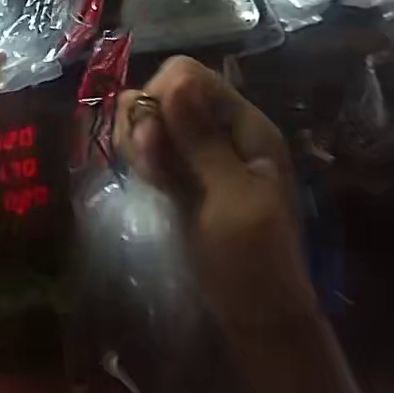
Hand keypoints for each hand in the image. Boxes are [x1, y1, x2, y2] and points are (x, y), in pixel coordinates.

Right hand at [114, 57, 316, 333]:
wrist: (254, 316)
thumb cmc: (252, 260)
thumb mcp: (231, 199)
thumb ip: (202, 140)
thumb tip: (175, 79)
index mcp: (246, 125)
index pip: (188, 76)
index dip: (161, 98)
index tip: (152, 139)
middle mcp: (221, 128)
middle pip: (164, 91)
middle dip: (146, 121)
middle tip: (149, 165)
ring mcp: (200, 150)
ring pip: (151, 117)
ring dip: (139, 140)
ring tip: (150, 178)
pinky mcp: (181, 172)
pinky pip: (149, 145)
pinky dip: (140, 157)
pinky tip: (149, 183)